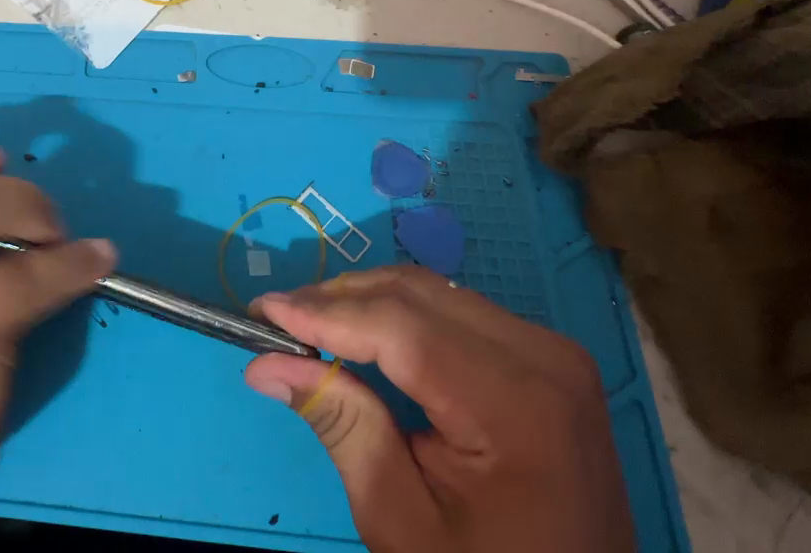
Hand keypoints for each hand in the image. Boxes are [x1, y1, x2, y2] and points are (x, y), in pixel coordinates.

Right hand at [244, 268, 634, 552]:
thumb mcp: (401, 519)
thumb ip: (340, 425)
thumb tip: (265, 363)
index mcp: (516, 405)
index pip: (401, 326)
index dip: (324, 312)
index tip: (261, 311)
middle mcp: (542, 357)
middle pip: (415, 294)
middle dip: (337, 299)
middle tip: (276, 321)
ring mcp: (550, 351)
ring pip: (432, 292)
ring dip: (364, 300)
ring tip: (307, 326)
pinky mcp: (545, 357)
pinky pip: (455, 310)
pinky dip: (399, 313)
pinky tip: (360, 333)